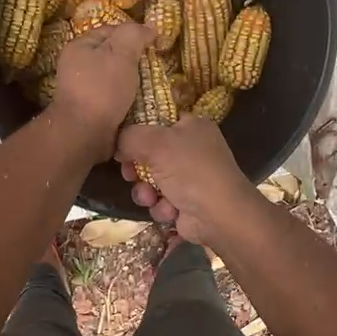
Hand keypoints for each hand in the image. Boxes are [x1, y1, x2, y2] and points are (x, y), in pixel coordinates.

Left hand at [45, 22, 154, 159]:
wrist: (85, 133)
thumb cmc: (102, 88)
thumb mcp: (121, 52)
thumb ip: (135, 34)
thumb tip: (150, 27)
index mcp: (80, 46)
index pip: (111, 30)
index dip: (134, 34)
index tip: (154, 44)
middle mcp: (77, 66)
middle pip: (113, 55)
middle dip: (135, 60)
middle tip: (155, 66)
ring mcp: (83, 90)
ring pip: (116, 78)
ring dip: (133, 82)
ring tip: (152, 85)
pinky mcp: (91, 110)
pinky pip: (115, 98)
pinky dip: (128, 99)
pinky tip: (142, 103)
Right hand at [116, 115, 264, 245]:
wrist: (219, 215)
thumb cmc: (190, 170)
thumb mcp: (155, 143)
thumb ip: (129, 137)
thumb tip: (117, 145)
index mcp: (191, 126)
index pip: (157, 120)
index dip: (136, 131)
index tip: (121, 143)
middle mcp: (192, 149)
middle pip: (149, 153)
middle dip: (137, 168)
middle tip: (130, 173)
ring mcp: (189, 177)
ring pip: (151, 180)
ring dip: (146, 191)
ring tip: (151, 197)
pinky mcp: (185, 202)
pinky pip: (160, 200)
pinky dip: (161, 206)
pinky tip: (170, 210)